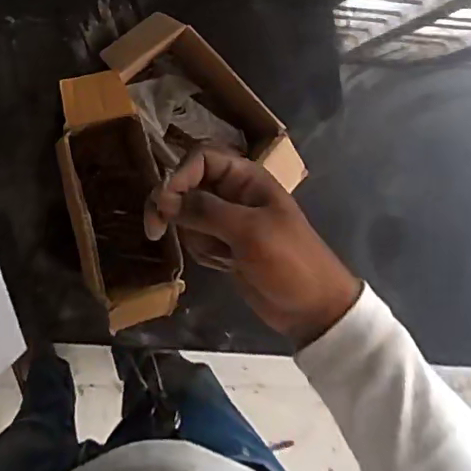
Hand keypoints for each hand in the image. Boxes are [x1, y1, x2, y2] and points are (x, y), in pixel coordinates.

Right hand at [144, 148, 360, 345]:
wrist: (316, 311)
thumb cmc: (290, 261)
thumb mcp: (248, 232)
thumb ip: (204, 210)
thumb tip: (163, 198)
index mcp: (246, 177)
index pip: (201, 159)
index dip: (179, 175)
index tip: (163, 203)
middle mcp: (234, 192)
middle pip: (188, 183)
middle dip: (173, 206)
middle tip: (154, 229)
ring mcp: (228, 219)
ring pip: (188, 213)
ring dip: (192, 233)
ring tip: (219, 254)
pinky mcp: (224, 244)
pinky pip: (196, 237)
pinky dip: (202, 250)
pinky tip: (223, 264)